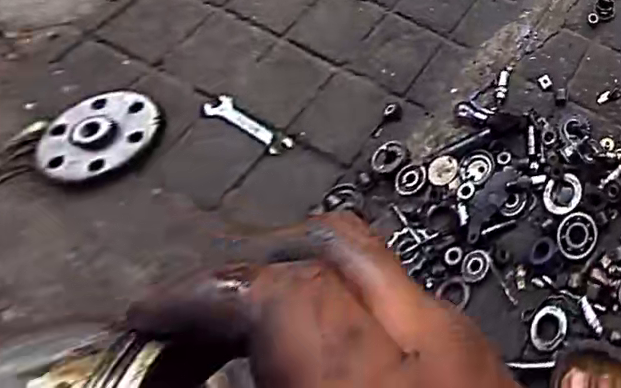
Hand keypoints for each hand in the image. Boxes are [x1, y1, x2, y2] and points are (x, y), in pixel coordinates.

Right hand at [125, 213, 514, 387]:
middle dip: (258, 261)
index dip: (209, 292)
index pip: (293, 290)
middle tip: (191, 312)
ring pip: (373, 265)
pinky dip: (339, 309)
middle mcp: (431, 336)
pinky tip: (304, 359)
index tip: (149, 313)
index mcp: (380, 383)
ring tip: (237, 334)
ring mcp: (459, 335)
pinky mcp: (470, 348)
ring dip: (301, 282)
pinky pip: (397, 300)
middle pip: (341, 247)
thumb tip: (180, 383)